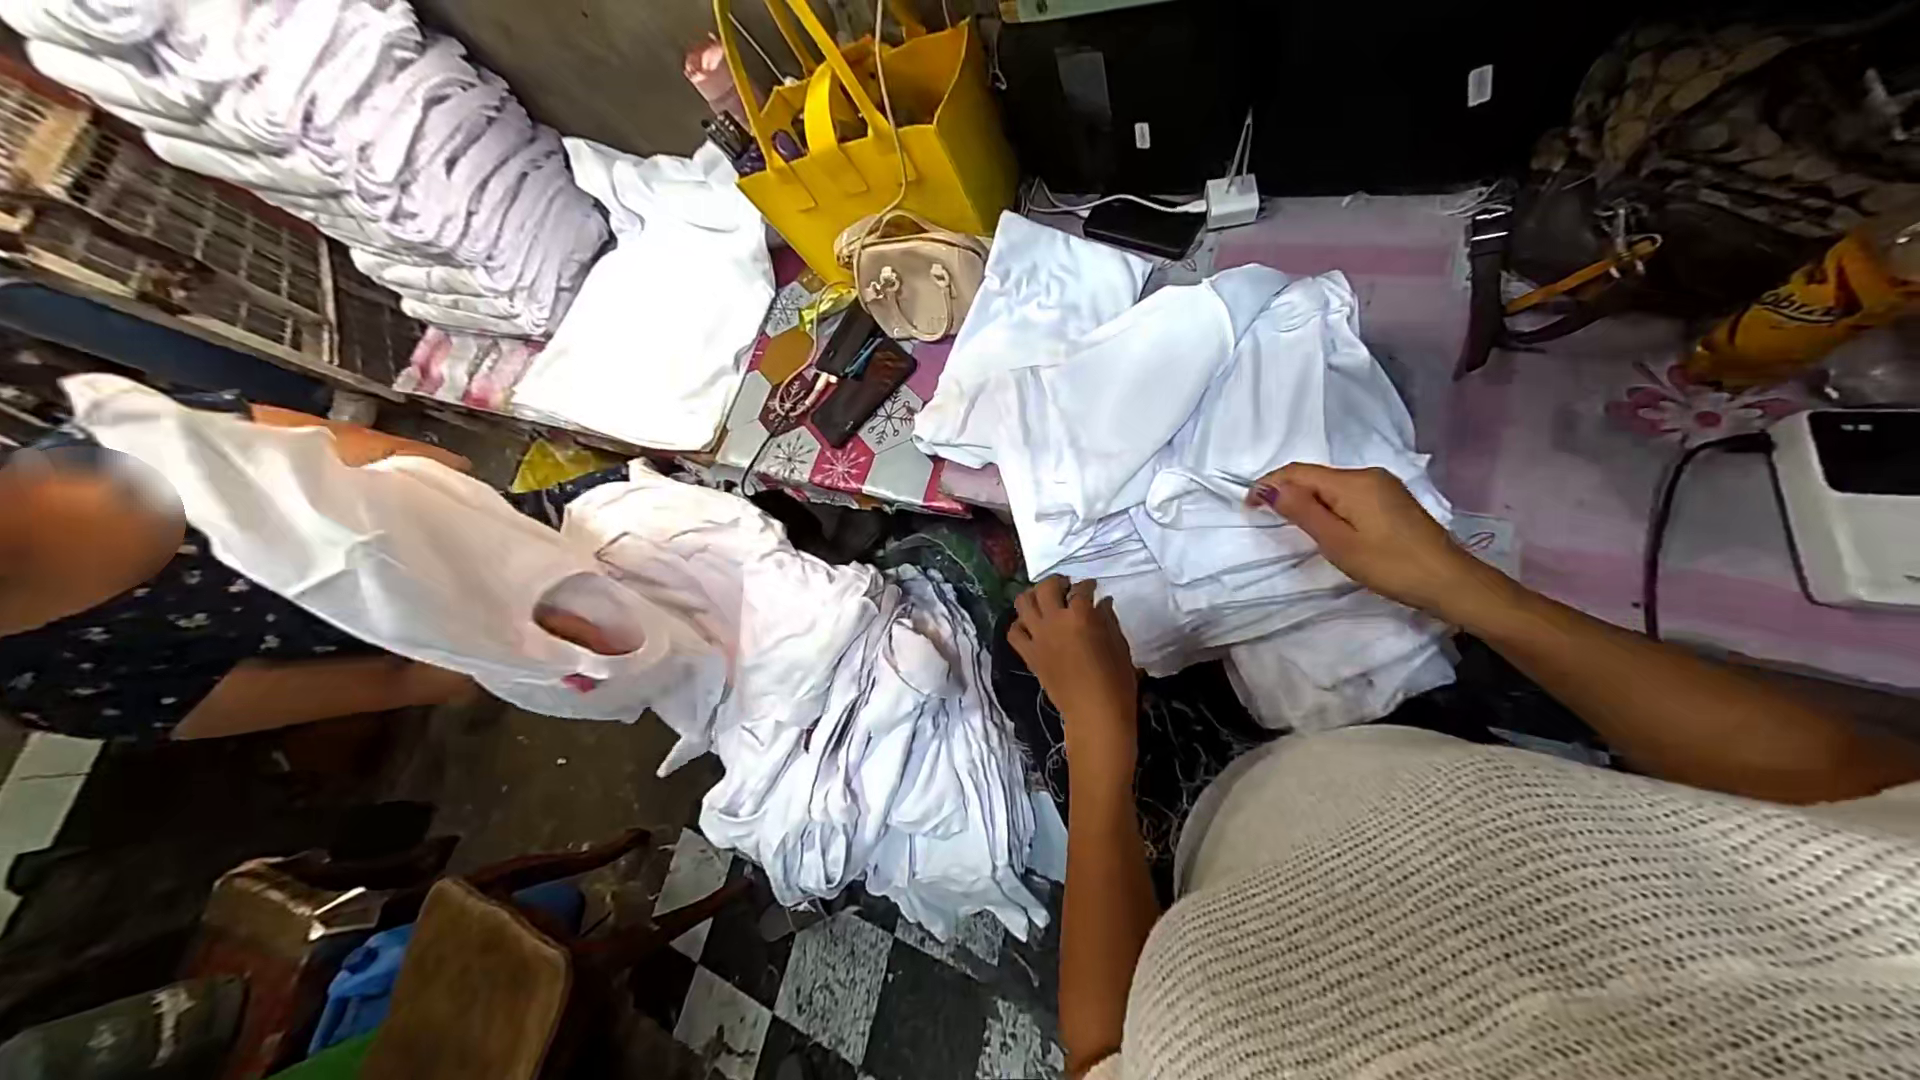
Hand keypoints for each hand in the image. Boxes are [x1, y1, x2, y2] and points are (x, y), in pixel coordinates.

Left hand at [1009, 576, 1138, 786]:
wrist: (1094, 714)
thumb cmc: (1115, 681)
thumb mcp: (1119, 646)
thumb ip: (1108, 620)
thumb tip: (1102, 603)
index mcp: (1080, 616)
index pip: (1081, 590)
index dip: (1087, 585)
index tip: (1092, 587)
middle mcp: (1054, 621)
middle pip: (1047, 588)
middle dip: (1057, 582)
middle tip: (1066, 586)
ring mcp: (1038, 637)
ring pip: (1023, 602)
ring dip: (1033, 595)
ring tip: (1044, 600)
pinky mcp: (1028, 655)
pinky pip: (1014, 632)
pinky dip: (1019, 624)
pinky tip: (1031, 625)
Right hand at [1247, 463, 1509, 618]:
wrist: (1450, 582)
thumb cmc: (1389, 565)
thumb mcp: (1337, 542)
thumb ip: (1302, 511)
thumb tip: (1269, 488)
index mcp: (1353, 483)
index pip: (1298, 472)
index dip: (1268, 484)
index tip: (1248, 506)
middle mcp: (1368, 475)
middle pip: (1313, 476)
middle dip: (1285, 491)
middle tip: (1265, 518)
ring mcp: (1382, 486)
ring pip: (1329, 485)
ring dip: (1305, 498)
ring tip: (1291, 524)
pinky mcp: (1390, 499)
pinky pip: (1346, 493)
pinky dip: (1326, 504)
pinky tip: (1323, 523)